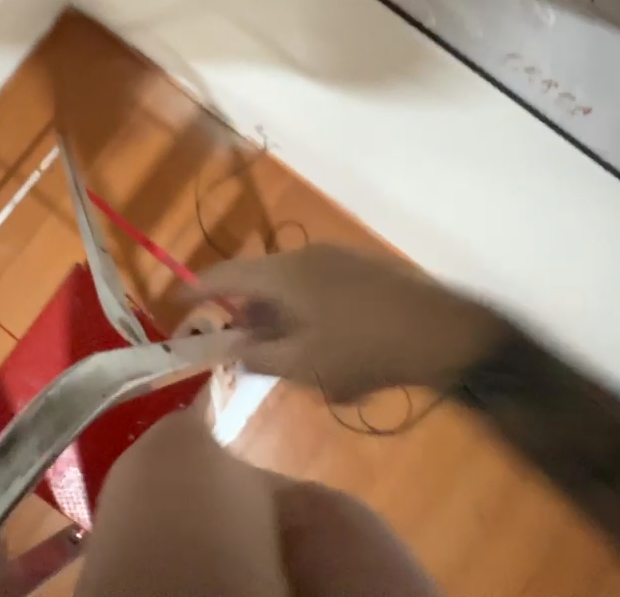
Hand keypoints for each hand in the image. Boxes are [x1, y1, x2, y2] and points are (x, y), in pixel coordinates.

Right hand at [191, 245, 509, 403]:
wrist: (444, 332)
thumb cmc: (364, 349)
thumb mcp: (303, 365)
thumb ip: (257, 356)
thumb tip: (227, 347)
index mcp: (283, 272)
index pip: (224, 275)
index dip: (196, 291)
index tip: (175, 306)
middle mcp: (305, 255)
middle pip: (260, 283)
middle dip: (249, 318)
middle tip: (246, 353)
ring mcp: (337, 258)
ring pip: (292, 289)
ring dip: (283, 321)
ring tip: (299, 364)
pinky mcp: (362, 269)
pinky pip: (319, 289)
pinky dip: (310, 315)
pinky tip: (334, 354)